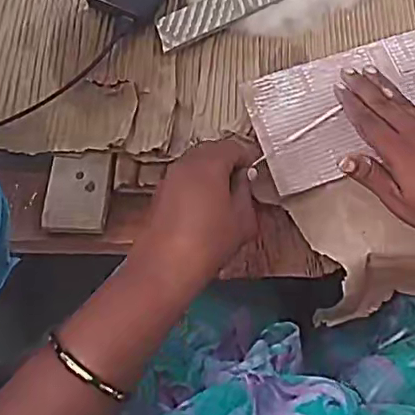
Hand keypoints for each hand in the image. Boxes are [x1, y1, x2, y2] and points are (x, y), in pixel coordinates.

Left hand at [136, 137, 261, 283]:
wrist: (164, 267)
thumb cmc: (209, 242)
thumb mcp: (242, 219)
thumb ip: (246, 192)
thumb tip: (243, 179)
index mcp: (210, 162)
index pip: (233, 147)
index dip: (248, 157)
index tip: (255, 172)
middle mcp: (186, 163)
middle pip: (211, 151)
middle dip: (228, 162)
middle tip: (242, 182)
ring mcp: (169, 177)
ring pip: (195, 164)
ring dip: (210, 173)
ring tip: (224, 197)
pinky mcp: (159, 193)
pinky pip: (182, 179)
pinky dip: (195, 185)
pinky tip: (203, 209)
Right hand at [334, 69, 414, 252]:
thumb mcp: (398, 201)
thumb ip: (372, 177)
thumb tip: (347, 160)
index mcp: (398, 152)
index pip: (368, 122)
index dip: (351, 105)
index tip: (340, 91)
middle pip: (383, 105)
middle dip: (362, 87)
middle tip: (349, 73)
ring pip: (404, 101)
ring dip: (386, 84)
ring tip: (371, 72)